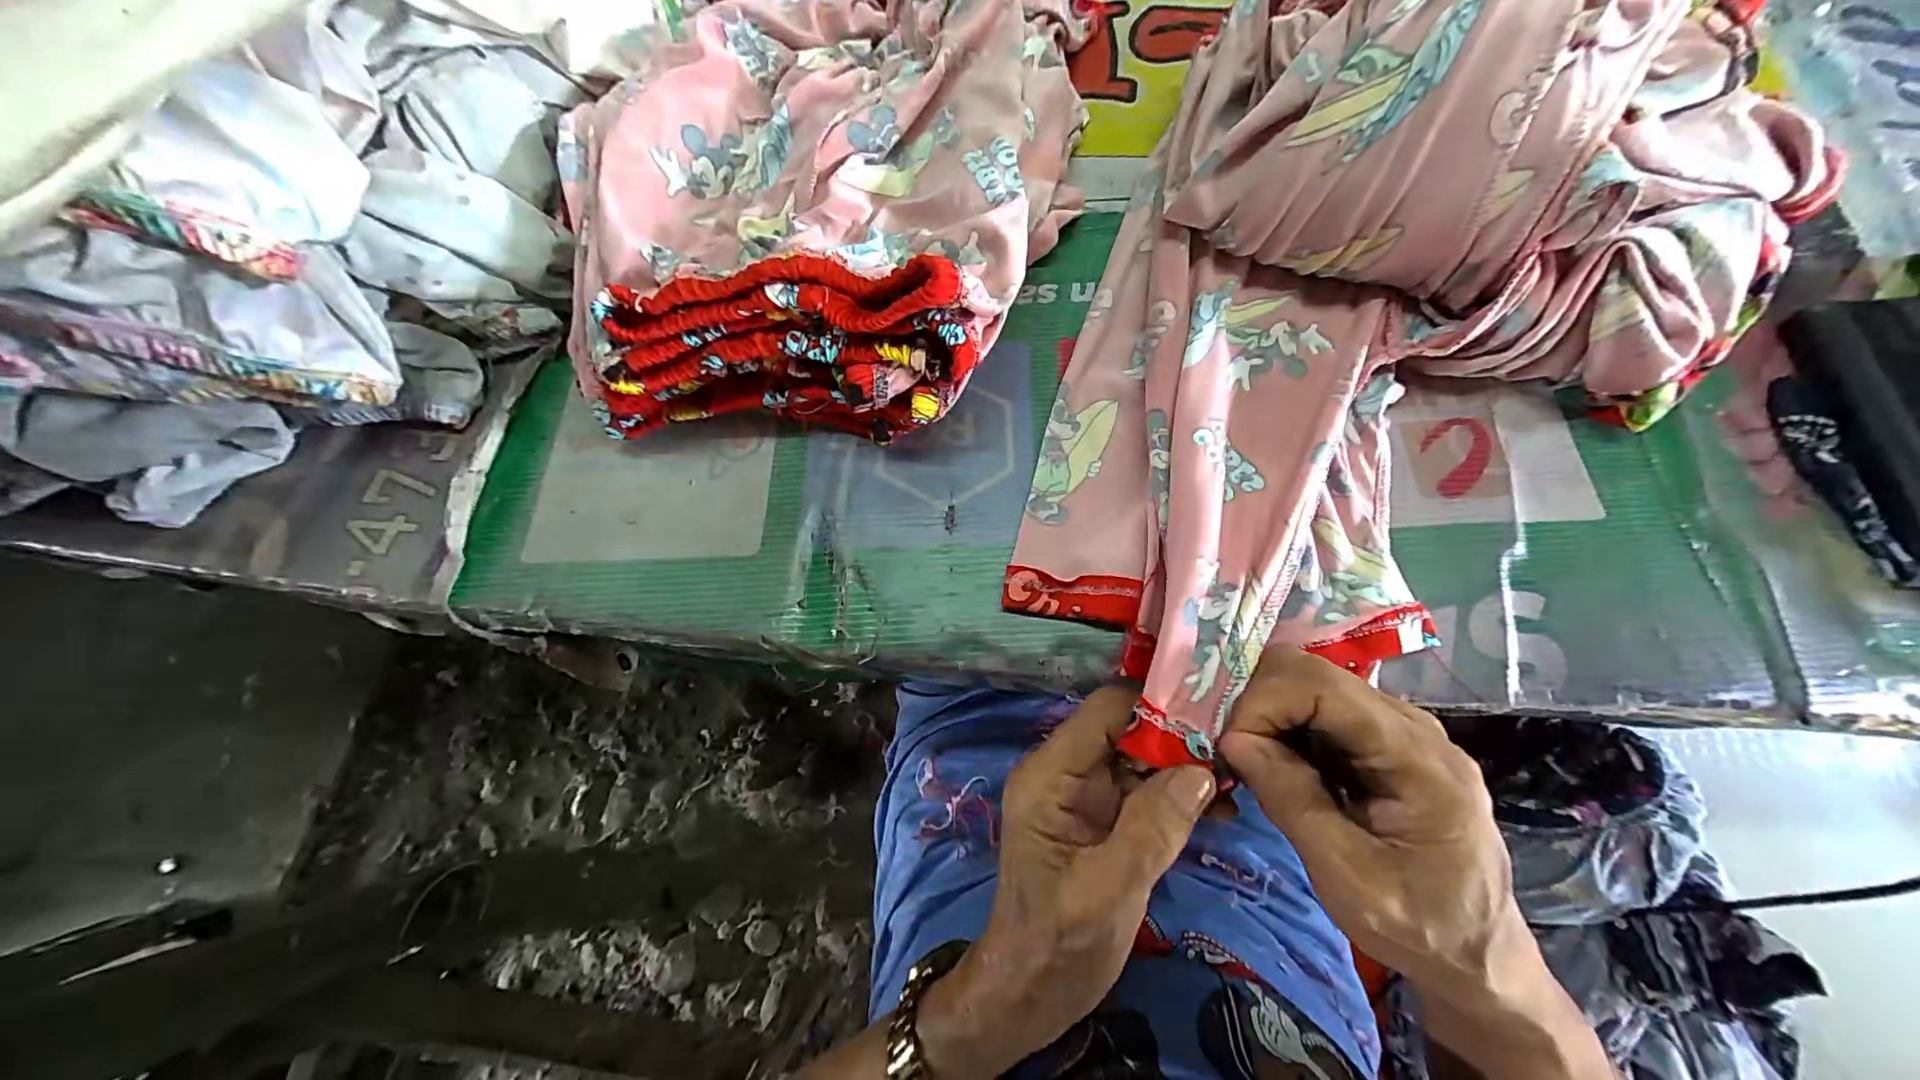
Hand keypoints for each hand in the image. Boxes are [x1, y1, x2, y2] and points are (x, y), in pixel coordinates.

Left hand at [920, 686, 1214, 1077]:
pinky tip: (1221, 809)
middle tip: (1239, 747)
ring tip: (1240, 780)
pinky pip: (1143, 792)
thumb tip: (1202, 771)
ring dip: (1186, 767)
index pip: (1104, 711)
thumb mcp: (1110, 889)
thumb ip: (1153, 828)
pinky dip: (1178, 796)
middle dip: (1180, 736)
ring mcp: (1083, 795)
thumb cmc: (1059, 944)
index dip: (1157, 704)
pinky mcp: (1101, 819)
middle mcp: (1064, 773)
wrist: (1029, 992)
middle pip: (1126, 730)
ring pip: (1139, 759)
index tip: (1214, 713)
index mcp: (1050, 775)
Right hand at [1217, 649, 1524, 998]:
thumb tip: (1232, 740)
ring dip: (1264, 712)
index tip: (1229, 747)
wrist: (1476, 956)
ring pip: (1309, 684)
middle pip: (1313, 673)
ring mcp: (1397, 729)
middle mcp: (1412, 727)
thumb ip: (1293, 802)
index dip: (1262, 702)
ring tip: (1242, 757)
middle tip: (1227, 749)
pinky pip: (1317, 709)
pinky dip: (1280, 725)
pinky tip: (1269, 761)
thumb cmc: (1419, 928)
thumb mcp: (1348, 879)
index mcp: (1419, 759)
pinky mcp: (1379, 740)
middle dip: (1256, 702)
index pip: (1323, 686)